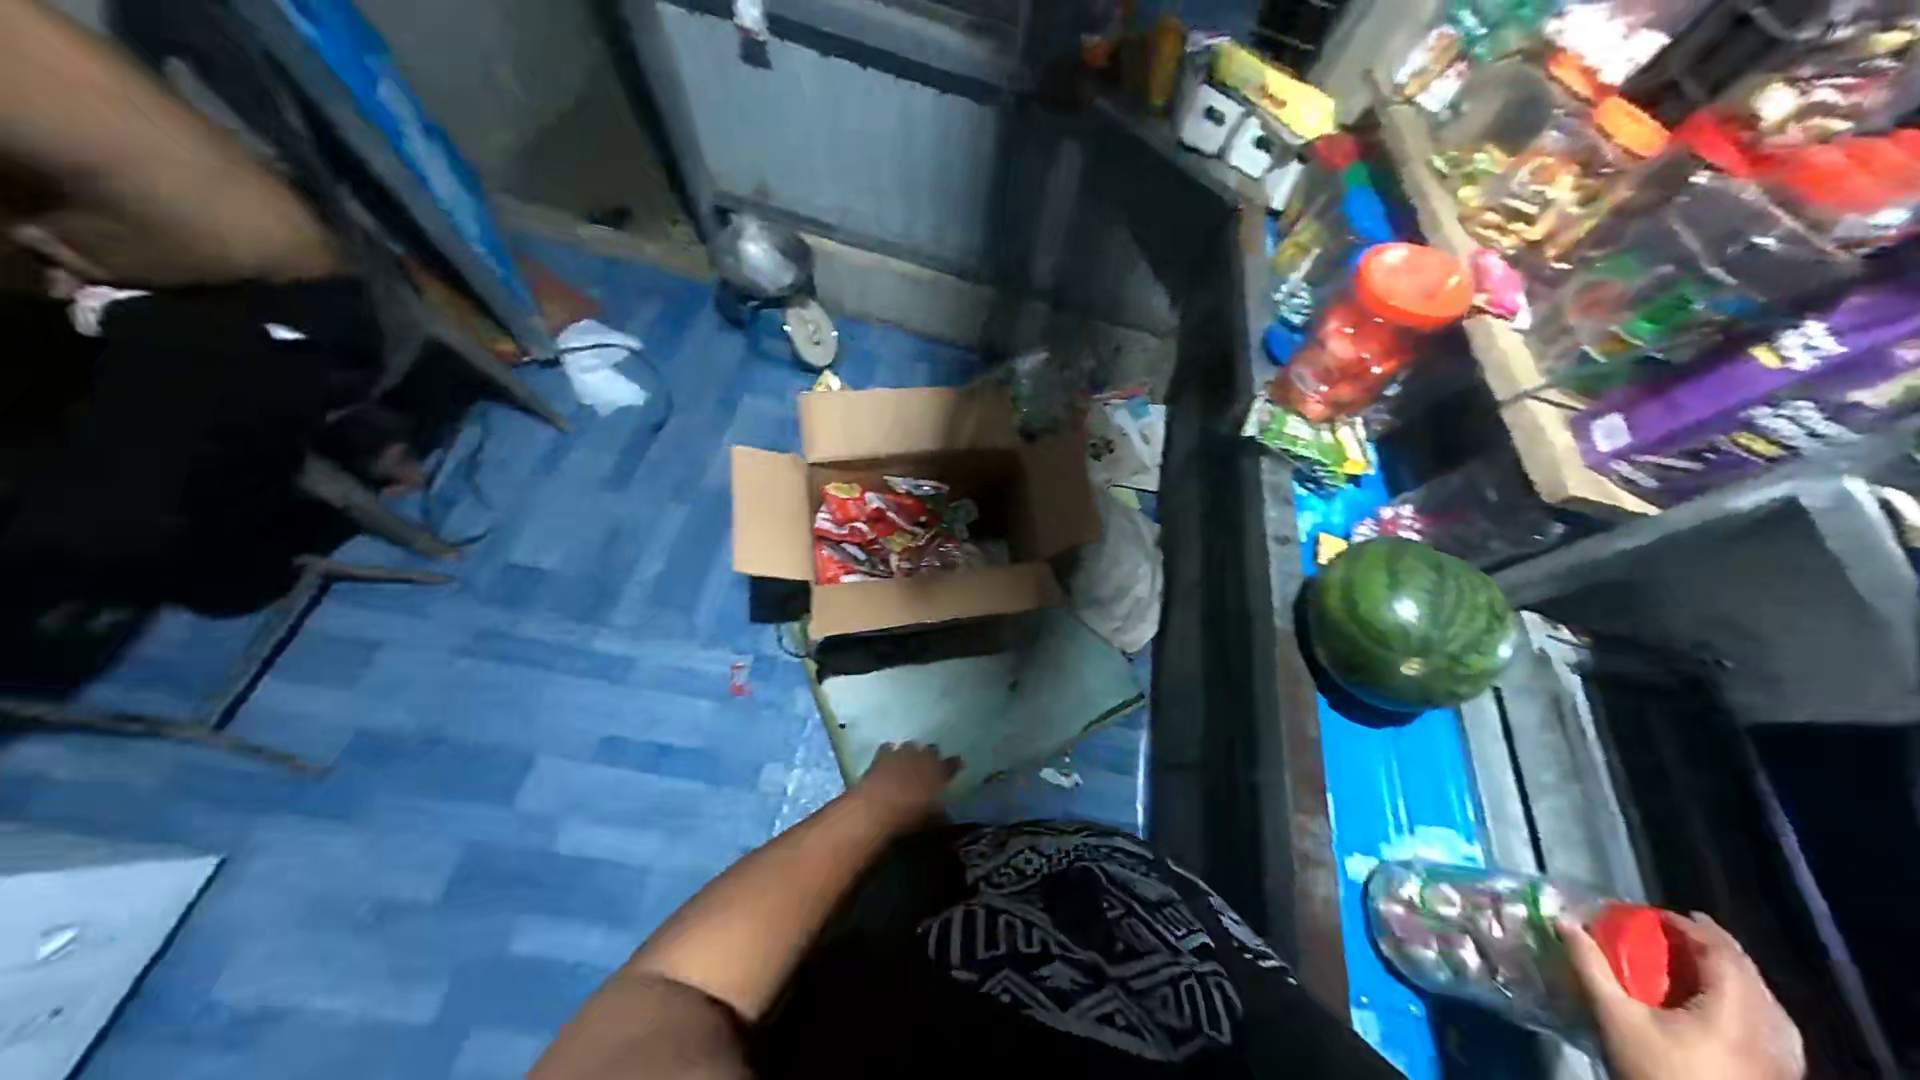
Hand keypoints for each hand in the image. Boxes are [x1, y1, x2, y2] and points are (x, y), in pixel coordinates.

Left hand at [851, 742, 959, 830]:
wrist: (875, 807)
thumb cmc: (906, 816)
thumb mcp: (927, 817)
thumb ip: (938, 809)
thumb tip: (942, 808)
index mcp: (938, 773)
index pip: (952, 764)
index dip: (954, 764)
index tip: (957, 764)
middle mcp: (923, 757)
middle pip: (932, 751)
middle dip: (931, 757)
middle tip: (927, 768)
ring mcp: (903, 751)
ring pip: (912, 745)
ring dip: (912, 753)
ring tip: (907, 763)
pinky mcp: (884, 752)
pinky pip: (890, 747)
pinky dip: (891, 752)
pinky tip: (889, 759)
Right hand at [1564, 911, 1803, 1079]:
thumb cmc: (1655, 1071)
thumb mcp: (1615, 1016)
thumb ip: (1591, 967)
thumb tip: (1564, 922)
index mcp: (1735, 1012)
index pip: (1723, 954)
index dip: (1692, 928)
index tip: (1657, 914)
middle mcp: (1770, 1031)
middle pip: (1750, 975)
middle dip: (1713, 946)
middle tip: (1675, 929)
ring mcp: (1783, 1057)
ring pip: (1767, 1000)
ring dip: (1732, 973)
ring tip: (1698, 960)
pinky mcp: (1781, 1074)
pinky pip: (1773, 1023)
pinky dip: (1747, 1000)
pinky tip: (1726, 1005)